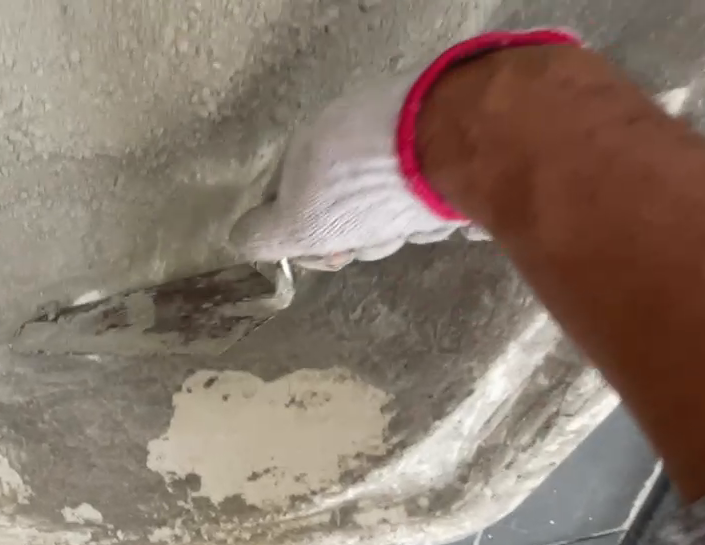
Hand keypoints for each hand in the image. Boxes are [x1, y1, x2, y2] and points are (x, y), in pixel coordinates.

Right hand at [231, 30, 578, 269]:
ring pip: (389, 199)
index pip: (285, 202)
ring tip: (421, 224)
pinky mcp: (457, 127)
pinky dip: (436, 203)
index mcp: (305, 146)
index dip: (300, 239)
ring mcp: (405, 125)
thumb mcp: (289, 225)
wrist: (463, 136)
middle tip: (379, 242)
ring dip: (400, 224)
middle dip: (358, 235)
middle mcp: (350, 130)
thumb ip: (256, 236)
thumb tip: (241, 239)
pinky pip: (433, 182)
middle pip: (342, 205)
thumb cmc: (361, 189)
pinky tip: (450, 210)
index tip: (328, 259)